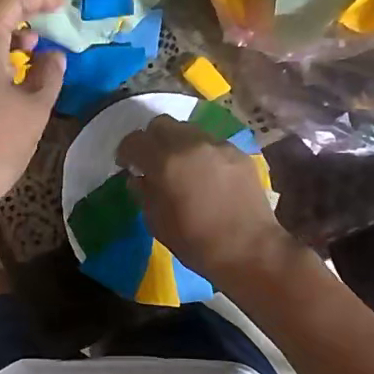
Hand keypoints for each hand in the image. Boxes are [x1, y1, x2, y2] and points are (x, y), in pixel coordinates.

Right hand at [116, 116, 295, 288]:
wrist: (249, 249)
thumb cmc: (194, 240)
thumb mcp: (155, 221)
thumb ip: (143, 192)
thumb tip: (139, 177)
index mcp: (164, 162)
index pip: (134, 141)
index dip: (125, 151)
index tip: (126, 165)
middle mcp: (190, 145)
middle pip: (161, 124)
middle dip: (151, 139)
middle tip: (151, 160)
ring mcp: (218, 146)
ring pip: (188, 130)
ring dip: (177, 143)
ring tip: (180, 165)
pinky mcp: (239, 153)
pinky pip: (211, 143)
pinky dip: (201, 152)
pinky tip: (205, 174)